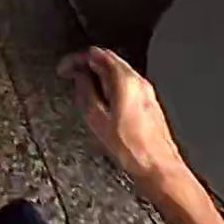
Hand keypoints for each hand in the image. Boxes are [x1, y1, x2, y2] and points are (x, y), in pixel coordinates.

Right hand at [59, 46, 190, 193]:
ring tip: (83, 89)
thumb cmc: (132, 149)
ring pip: (116, 71)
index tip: (64, 68)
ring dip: (97, 74)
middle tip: (71, 75)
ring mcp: (146, 91)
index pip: (95, 54)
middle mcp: (138, 81)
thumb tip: (79, 77)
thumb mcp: (96, 118)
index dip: (75, 58)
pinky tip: (102, 101)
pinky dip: (109, 84)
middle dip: (86, 64)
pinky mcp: (149, 103)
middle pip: (107, 58)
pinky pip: (125, 84)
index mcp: (124, 80)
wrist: (159, 169)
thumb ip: (85, 90)